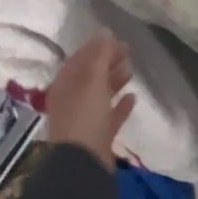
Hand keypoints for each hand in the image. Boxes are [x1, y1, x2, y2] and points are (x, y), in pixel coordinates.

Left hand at [45, 35, 136, 169]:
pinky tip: (133, 98)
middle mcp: (71, 100)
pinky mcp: (98, 136)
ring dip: (114, 80)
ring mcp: (84, 119)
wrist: (83, 164)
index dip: (97, 47)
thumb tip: (105, 34)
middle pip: (90, 75)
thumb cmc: (84, 116)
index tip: (117, 38)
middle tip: (128, 51)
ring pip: (100, 94)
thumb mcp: (92, 80)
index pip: (79, 59)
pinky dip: (120, 105)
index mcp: (64, 85)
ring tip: (131, 70)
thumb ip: (100, 56)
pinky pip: (110, 115)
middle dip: (107, 61)